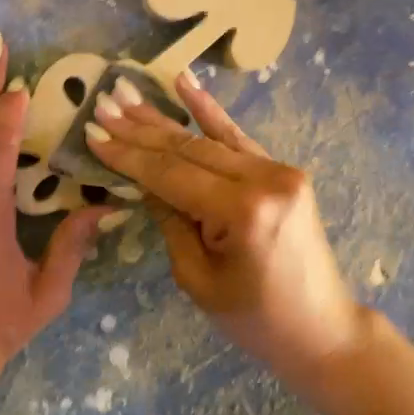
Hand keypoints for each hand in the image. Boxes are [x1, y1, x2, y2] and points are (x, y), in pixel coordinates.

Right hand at [83, 71, 362, 366]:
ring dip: (165, 118)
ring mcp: (279, 171)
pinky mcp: (283, 172)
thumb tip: (143, 180)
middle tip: (102, 105)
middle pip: (188, 149)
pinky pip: (238, 138)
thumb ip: (170, 221)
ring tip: (128, 94)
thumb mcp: (197, 278)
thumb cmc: (254, 318)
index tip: (92, 133)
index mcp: (242, 212)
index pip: (171, 174)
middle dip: (139, 130)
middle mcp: (265, 180)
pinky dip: (209, 112)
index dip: (128, 155)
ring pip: (209, 138)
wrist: (321, 330)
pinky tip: (185, 84)